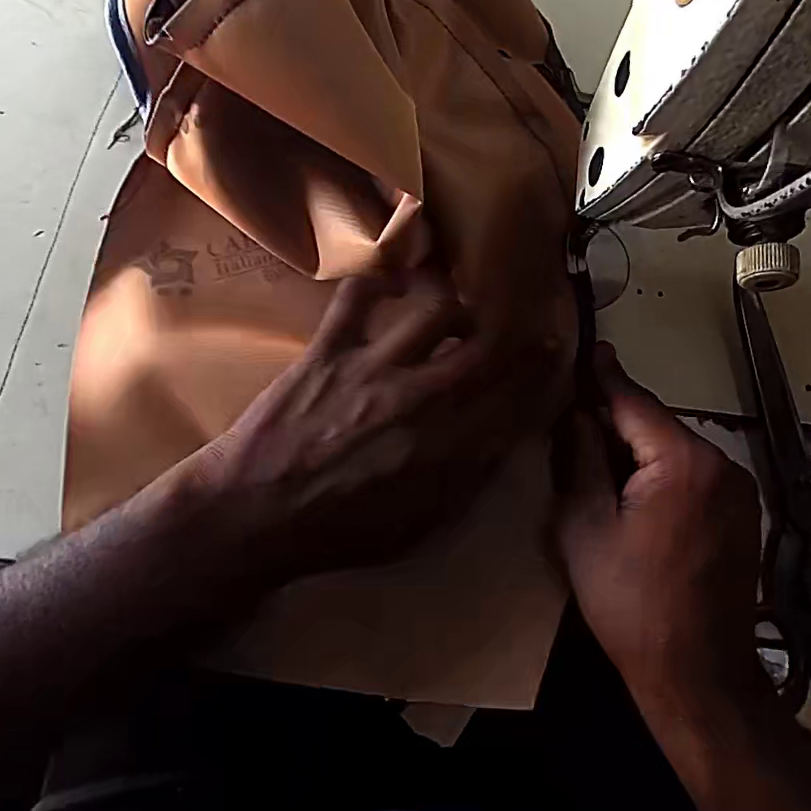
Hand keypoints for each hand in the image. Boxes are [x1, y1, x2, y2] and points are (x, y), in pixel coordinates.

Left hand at [179, 268, 561, 578]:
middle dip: (519, 333)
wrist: (254, 512)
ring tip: (461, 310)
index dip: (541, 375)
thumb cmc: (339, 530)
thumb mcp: (417, 524)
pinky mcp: (328, 349)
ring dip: (459, 307)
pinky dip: (381, 280)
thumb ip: (466, 478)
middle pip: (486, 351)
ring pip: (435, 313)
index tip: (555, 358)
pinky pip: (359, 297)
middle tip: (532, 322)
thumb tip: (502, 437)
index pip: (511, 401)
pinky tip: (395, 282)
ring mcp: (371, 368)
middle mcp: (417, 399)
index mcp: (443, 450)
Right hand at [555, 343, 764, 696]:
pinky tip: (630, 492)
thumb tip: (577, 414)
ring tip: (592, 459)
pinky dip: (658, 471)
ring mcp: (738, 490)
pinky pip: (691, 474)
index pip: (635, 403)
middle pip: (656, 425)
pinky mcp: (741, 514)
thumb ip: (580, 459)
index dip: (604, 376)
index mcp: (683, 462)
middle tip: (570, 419)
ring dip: (635, 449)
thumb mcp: (584, 527)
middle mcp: (721, 464)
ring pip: (673, 450)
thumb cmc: (629, 602)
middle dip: (614, 420)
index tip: (587, 350)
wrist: (696, 674)